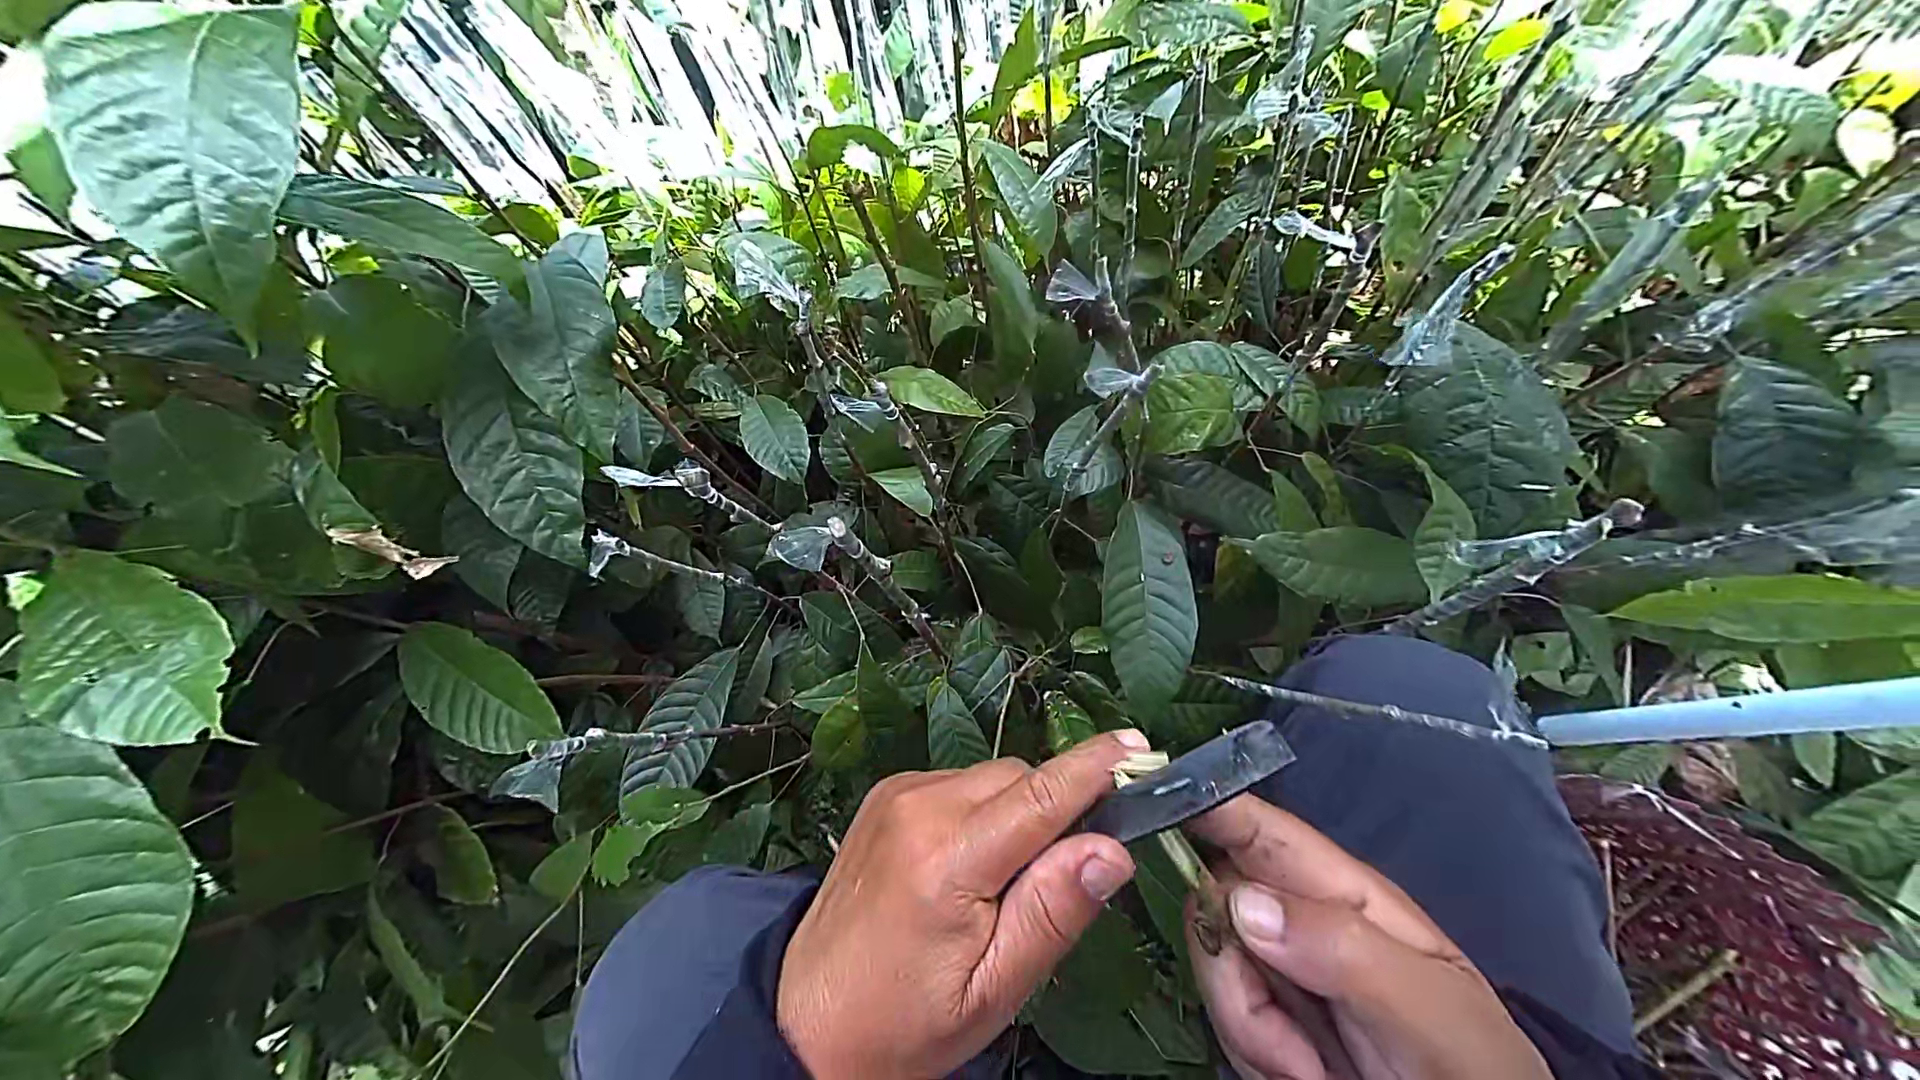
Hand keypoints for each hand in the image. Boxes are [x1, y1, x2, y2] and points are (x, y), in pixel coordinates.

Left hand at [776, 731, 1145, 1077]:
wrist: (807, 1015)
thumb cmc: (905, 1020)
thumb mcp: (993, 989)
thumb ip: (1054, 912)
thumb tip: (1111, 850)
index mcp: (946, 858)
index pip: (1040, 795)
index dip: (1094, 767)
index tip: (1137, 746)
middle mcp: (919, 806)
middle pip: (1018, 779)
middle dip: (1055, 806)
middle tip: (1062, 867)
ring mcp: (897, 793)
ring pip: (990, 777)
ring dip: (1016, 809)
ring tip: (1002, 879)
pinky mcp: (887, 793)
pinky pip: (958, 782)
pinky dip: (981, 808)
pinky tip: (967, 859)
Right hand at [1185, 796, 1550, 1079]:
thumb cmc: (1472, 1072)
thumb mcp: (1432, 1012)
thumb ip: (1343, 948)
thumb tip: (1240, 901)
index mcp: (1338, 890)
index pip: (1259, 827)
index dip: (1205, 804)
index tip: (1150, 796)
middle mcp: (1294, 915)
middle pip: (1213, 894)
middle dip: (1231, 960)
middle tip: (1289, 1033)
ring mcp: (1272, 963)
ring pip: (1208, 954)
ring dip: (1249, 1020)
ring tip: (1314, 1067)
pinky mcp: (1258, 1010)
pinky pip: (1217, 1007)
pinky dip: (1251, 1049)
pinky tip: (1302, 1073)